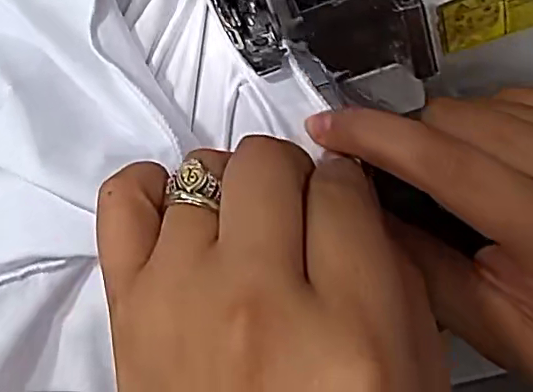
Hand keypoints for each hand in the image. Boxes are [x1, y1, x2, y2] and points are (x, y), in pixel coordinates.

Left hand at [96, 136, 447, 391]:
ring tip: (239, 233)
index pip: (343, 192)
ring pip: (201, 172)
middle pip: (266, 163)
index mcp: (350, 337)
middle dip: (289, 177)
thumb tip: (353, 203)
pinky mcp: (126, 302)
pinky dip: (150, 192)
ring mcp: (182, 294)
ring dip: (228, 192)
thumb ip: (393, 285)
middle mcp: (259, 302)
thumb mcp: (409, 384)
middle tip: (294, 212)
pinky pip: (124, 198)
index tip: (342, 199)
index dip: (347, 187)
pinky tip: (178, 222)